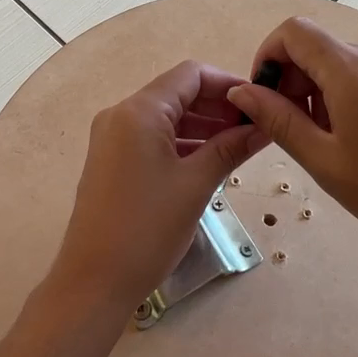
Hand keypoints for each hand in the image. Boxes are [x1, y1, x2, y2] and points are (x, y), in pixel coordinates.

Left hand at [48, 60, 268, 317]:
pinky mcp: (113, 161)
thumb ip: (230, 148)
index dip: (227, 84)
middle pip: (178, 93)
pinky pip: (154, 138)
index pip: (190, 75)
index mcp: (138, 111)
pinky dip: (183, 143)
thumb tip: (263, 127)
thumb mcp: (196, 186)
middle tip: (256, 126)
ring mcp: (113, 138)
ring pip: (167, 117)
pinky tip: (212, 160)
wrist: (93, 281)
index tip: (259, 102)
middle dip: (218, 106)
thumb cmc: (146, 229)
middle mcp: (121, 115)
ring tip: (241, 145)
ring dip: (203, 126)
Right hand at [226, 17, 357, 261]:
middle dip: (289, 80)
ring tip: (320, 142)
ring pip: (336, 62)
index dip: (267, 57)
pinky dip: (339, 96)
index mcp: (351, 70)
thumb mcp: (325, 161)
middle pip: (314, 46)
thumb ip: (279, 121)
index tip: (262, 98)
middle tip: (287, 129)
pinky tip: (348, 139)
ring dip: (314, 91)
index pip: (293, 32)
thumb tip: (242, 92)